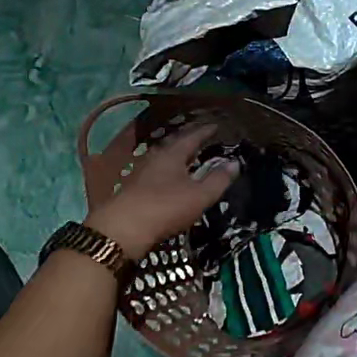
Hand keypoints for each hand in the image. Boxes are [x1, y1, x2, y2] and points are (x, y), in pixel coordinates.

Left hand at [85, 123, 239, 259]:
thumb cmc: (165, 208)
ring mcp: (141, 174)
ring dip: (177, 155)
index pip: (192, 137)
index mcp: (173, 155)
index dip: (205, 131)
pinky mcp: (133, 189)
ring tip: (188, 156)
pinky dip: (168, 170)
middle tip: (202, 137)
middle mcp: (156, 159)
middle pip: (174, 144)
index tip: (216, 126)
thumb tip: (235, 162)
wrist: (120, 231)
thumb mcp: (199, 195)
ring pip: (163, 158)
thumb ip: (218, 179)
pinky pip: (156, 172)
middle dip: (189, 140)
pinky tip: (170, 179)